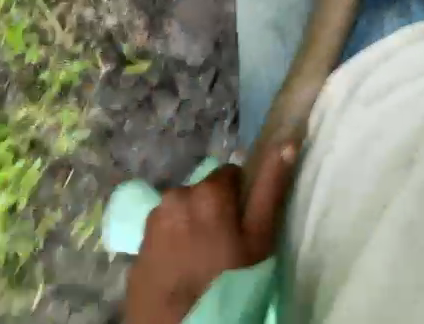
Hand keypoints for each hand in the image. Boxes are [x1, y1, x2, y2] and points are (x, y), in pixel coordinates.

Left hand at [124, 151, 296, 323]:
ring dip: (191, 226)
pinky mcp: (137, 247)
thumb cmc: (227, 281)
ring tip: (201, 260)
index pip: (231, 175)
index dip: (240, 199)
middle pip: (203, 193)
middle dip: (213, 211)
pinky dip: (172, 245)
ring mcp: (152, 222)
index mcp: (207, 190)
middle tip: (223, 246)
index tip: (242, 225)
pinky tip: (181, 269)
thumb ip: (271, 186)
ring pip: (181, 213)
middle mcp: (175, 195)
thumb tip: (286, 142)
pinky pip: (162, 235)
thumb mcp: (259, 237)